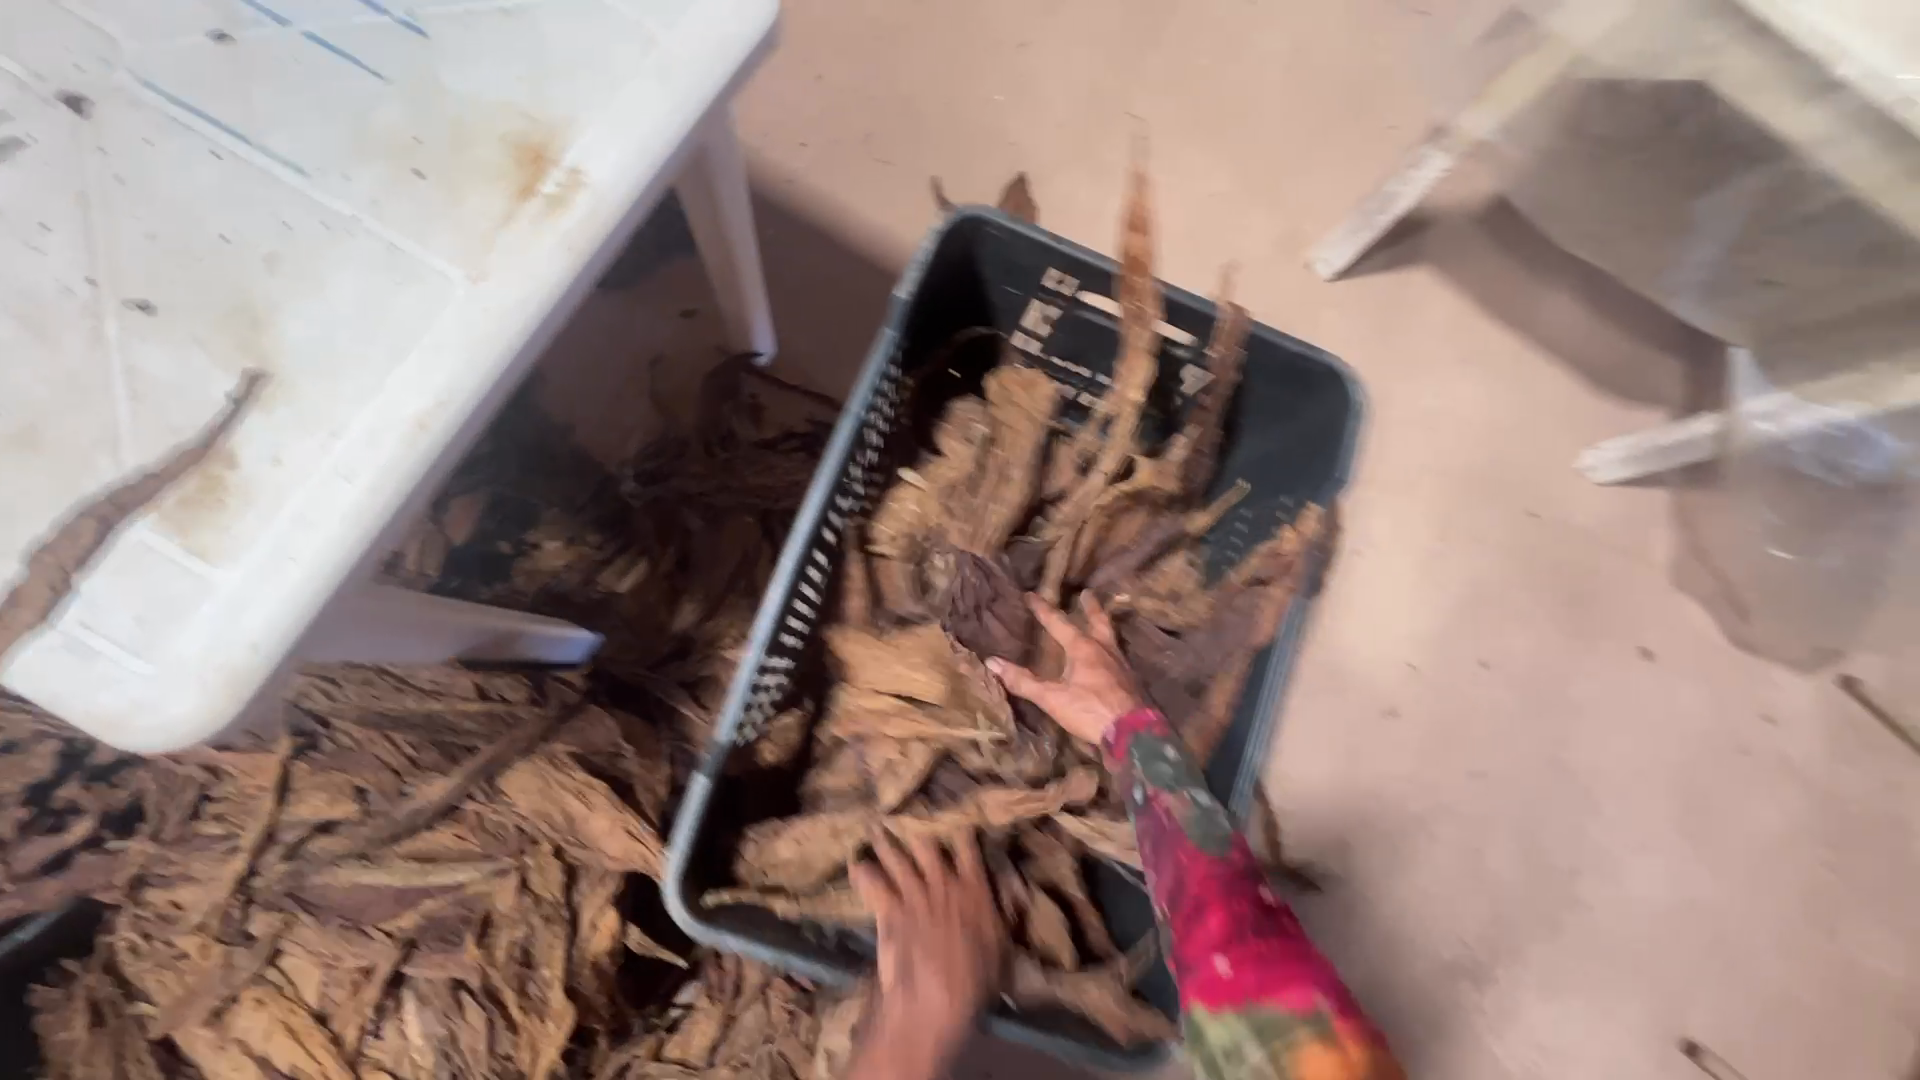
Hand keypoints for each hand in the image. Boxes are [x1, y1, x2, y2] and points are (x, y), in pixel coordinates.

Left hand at [848, 830, 1004, 1079]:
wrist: (936, 999)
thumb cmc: (976, 980)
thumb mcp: (1003, 947)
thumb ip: (1006, 916)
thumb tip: (1017, 896)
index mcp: (974, 888)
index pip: (967, 845)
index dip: (960, 828)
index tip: (953, 818)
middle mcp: (943, 881)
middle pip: (927, 842)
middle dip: (916, 827)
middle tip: (906, 814)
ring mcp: (914, 892)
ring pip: (897, 856)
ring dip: (885, 842)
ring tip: (876, 827)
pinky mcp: (890, 909)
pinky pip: (872, 882)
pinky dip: (863, 872)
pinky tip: (855, 864)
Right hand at [986, 592, 1146, 742]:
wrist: (1133, 733)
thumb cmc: (1090, 710)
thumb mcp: (1051, 698)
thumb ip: (1023, 681)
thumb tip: (992, 662)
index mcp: (1083, 648)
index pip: (1058, 623)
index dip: (1043, 609)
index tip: (1031, 594)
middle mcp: (1104, 650)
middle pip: (1098, 621)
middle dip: (1090, 607)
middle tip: (1087, 593)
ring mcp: (1121, 665)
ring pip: (1111, 637)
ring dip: (1104, 626)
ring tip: (1100, 621)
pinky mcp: (1130, 681)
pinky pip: (1119, 656)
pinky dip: (1111, 649)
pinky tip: (1110, 657)